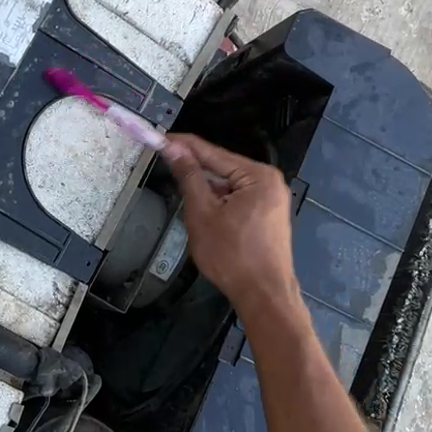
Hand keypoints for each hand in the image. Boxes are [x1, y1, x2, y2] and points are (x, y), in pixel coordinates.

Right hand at [163, 133, 301, 319]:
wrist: (264, 294)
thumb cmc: (232, 255)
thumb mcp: (202, 213)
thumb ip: (189, 177)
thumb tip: (174, 148)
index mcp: (257, 175)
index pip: (212, 152)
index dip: (183, 145)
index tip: (159, 136)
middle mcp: (269, 181)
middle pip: (223, 167)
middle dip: (195, 168)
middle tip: (164, 162)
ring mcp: (272, 199)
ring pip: (229, 185)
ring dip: (206, 188)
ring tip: (180, 190)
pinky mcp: (269, 215)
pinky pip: (238, 198)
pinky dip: (219, 201)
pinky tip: (203, 210)